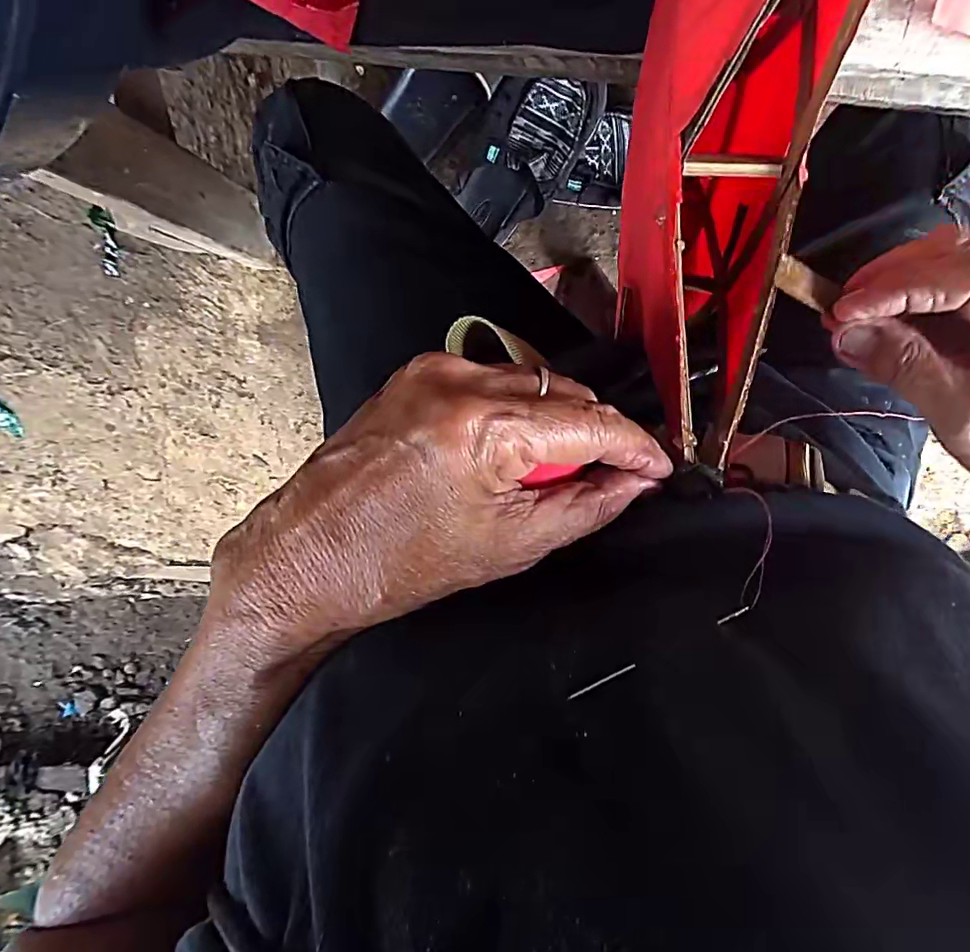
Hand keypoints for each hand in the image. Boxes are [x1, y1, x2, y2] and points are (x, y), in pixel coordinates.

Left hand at [202, 352, 671, 668]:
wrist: (311, 557)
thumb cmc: (401, 563)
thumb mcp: (515, 544)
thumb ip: (588, 505)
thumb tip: (633, 483)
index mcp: (487, 428)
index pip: (592, 422)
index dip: (636, 446)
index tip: (658, 465)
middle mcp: (461, 381)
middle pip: (567, 394)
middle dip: (599, 435)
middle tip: (613, 478)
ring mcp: (435, 370)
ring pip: (535, 383)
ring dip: (560, 423)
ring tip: (553, 473)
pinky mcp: (418, 372)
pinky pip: (497, 381)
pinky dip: (521, 412)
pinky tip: (514, 453)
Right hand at [824, 226, 969, 505]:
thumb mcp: (958, 415)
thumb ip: (907, 368)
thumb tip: (849, 332)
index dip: (902, 286)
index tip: (848, 307)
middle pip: (961, 257)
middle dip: (893, 278)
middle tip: (841, 309)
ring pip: (951, 264)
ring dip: (894, 285)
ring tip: (850, 315)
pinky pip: (947, 287)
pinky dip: (904, 300)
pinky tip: (874, 319)